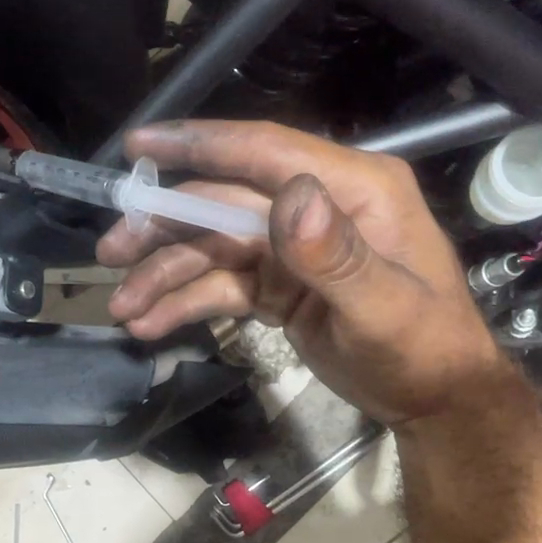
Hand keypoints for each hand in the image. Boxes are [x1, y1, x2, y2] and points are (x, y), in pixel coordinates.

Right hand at [97, 120, 510, 424]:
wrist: (432, 397)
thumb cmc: (424, 349)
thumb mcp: (387, 309)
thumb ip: (338, 257)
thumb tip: (290, 198)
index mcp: (350, 191)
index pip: (265, 153)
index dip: (200, 145)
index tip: (138, 144)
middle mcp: (314, 208)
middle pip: (222, 205)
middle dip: (162, 228)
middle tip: (109, 252)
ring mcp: (291, 248)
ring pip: (211, 249)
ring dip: (163, 275)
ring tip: (122, 309)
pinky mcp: (277, 285)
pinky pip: (219, 286)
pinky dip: (184, 304)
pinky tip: (151, 325)